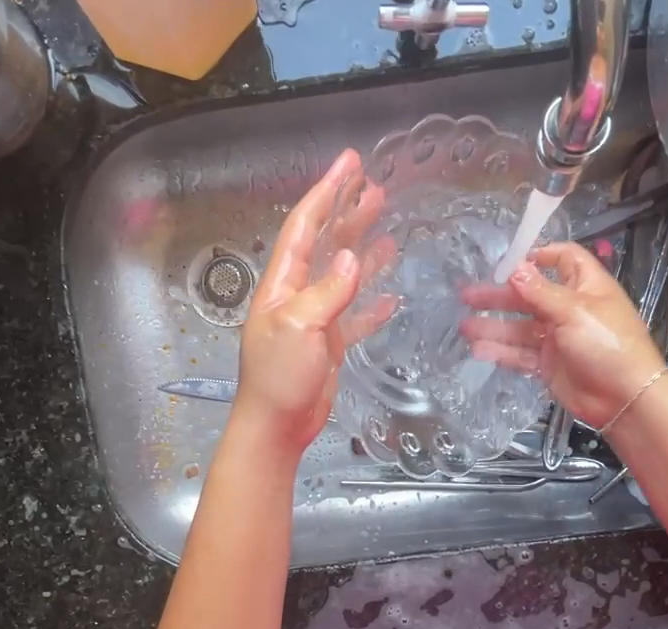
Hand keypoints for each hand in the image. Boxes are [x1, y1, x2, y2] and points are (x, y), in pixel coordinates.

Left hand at [234, 148, 392, 456]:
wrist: (276, 427)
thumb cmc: (279, 378)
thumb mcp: (300, 328)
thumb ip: (327, 292)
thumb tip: (350, 257)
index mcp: (281, 285)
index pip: (304, 227)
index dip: (327, 192)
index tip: (350, 163)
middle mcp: (296, 296)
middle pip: (325, 245)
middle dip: (348, 214)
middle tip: (376, 187)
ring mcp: (314, 322)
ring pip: (342, 278)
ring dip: (363, 252)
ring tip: (388, 228)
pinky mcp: (328, 347)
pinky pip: (354, 319)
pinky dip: (371, 307)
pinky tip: (392, 298)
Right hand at [459, 242, 665, 427]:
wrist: (623, 398)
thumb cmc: (608, 344)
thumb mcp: (574, 311)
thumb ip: (540, 292)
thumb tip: (515, 268)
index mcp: (585, 286)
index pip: (563, 259)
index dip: (538, 256)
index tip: (508, 261)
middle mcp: (569, 309)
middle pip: (529, 296)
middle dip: (499, 296)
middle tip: (467, 296)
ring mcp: (557, 338)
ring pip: (519, 328)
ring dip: (493, 327)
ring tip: (465, 328)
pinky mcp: (548, 364)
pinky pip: (520, 354)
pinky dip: (501, 352)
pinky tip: (479, 350)